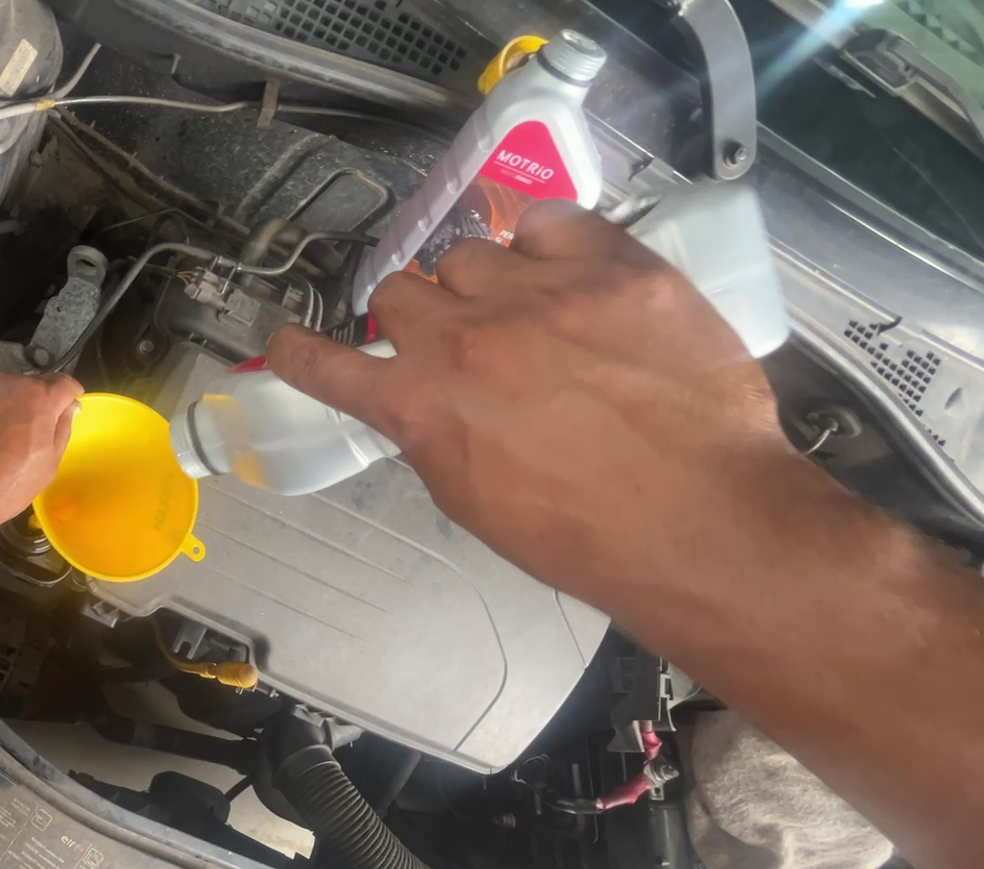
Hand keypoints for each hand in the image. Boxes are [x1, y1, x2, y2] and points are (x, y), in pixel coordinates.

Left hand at [0, 369, 82, 543]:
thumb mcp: (46, 467)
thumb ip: (61, 431)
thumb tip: (66, 410)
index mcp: (36, 395)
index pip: (65, 384)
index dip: (70, 399)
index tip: (68, 411)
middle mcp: (6, 382)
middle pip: (33, 387)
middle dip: (38, 406)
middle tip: (32, 439)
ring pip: (5, 393)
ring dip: (10, 410)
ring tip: (2, 444)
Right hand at [266, 201, 826, 612]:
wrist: (695, 521)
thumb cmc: (566, 531)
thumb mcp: (462, 494)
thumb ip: (426, 430)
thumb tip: (423, 398)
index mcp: (414, 405)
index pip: (322, 365)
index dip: (295, 352)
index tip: (287, 345)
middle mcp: (458, 338)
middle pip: (395, 289)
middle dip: (411, 315)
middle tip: (448, 339)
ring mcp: (535, 294)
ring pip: (466, 254)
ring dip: (475, 283)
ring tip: (520, 310)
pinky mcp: (613, 267)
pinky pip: (550, 222)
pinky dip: (543, 244)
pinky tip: (563, 274)